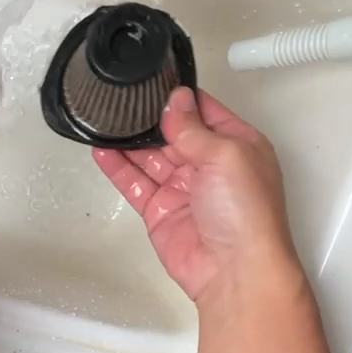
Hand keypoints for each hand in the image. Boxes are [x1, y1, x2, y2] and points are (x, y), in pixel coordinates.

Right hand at [93, 87, 293, 303]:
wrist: (233, 270)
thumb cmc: (247, 216)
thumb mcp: (226, 154)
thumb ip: (194, 127)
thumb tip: (176, 101)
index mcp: (237, 145)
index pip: (204, 112)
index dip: (179, 98)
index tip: (154, 82)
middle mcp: (210, 166)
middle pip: (173, 133)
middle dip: (149, 119)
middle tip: (122, 101)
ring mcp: (183, 190)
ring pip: (149, 158)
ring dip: (129, 142)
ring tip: (105, 122)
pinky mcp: (160, 211)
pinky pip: (135, 184)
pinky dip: (118, 168)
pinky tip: (104, 151)